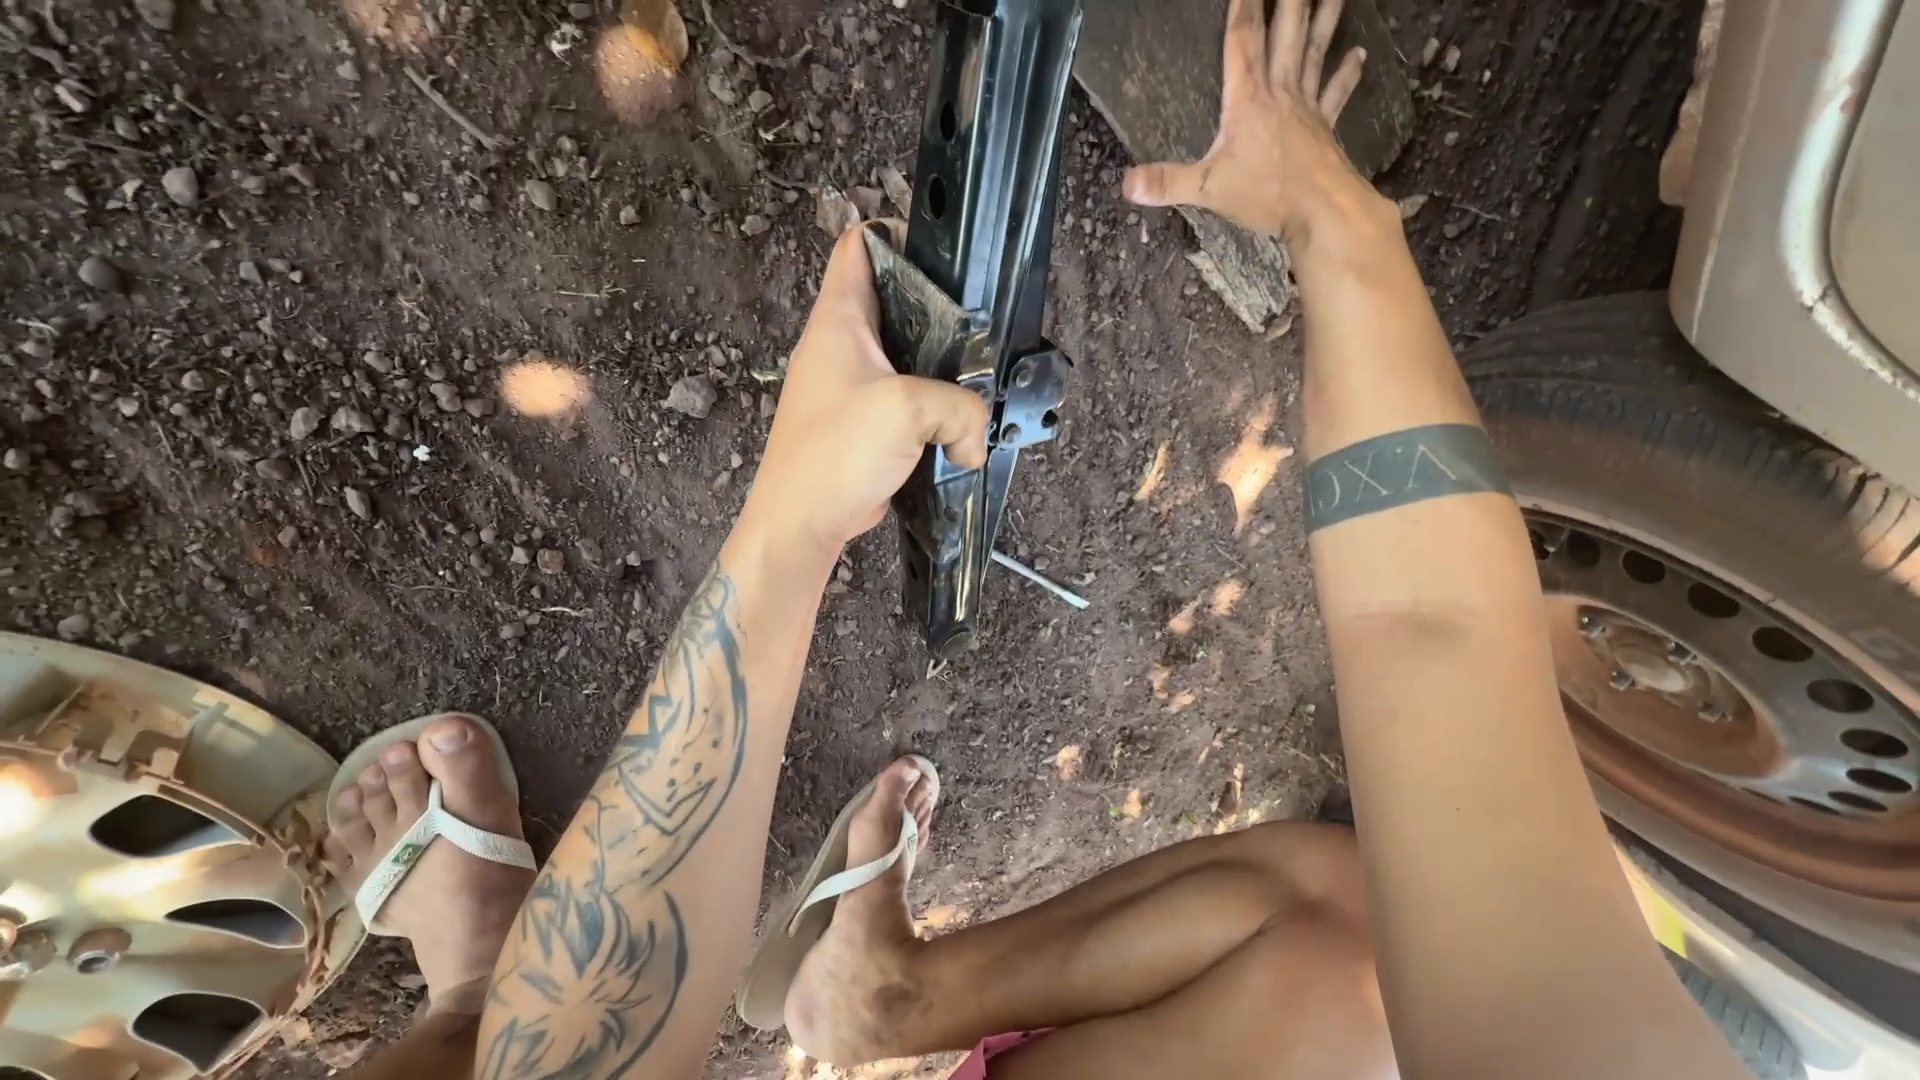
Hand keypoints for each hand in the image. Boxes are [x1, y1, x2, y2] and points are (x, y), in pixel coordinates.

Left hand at [742, 225, 989, 559]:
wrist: (802, 522)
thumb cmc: (836, 453)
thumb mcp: (907, 410)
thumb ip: (960, 407)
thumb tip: (974, 440)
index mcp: (837, 322)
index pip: (859, 249)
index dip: (896, 235)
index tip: (942, 251)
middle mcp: (840, 347)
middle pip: (893, 303)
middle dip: (937, 309)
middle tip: (979, 323)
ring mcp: (850, 387)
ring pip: (905, 358)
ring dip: (938, 367)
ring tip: (977, 373)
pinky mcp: (863, 425)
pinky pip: (905, 402)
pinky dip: (931, 408)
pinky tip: (956, 421)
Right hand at [1123, 0, 1378, 245]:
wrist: (1322, 208)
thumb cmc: (1266, 193)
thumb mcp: (1208, 189)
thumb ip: (1168, 183)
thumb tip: (1127, 184)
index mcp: (1248, 101)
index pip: (1242, 42)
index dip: (1243, 8)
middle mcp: (1279, 93)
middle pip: (1286, 34)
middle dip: (1289, 0)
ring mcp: (1306, 107)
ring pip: (1314, 52)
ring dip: (1325, 19)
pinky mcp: (1324, 126)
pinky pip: (1336, 93)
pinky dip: (1346, 73)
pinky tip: (1358, 55)